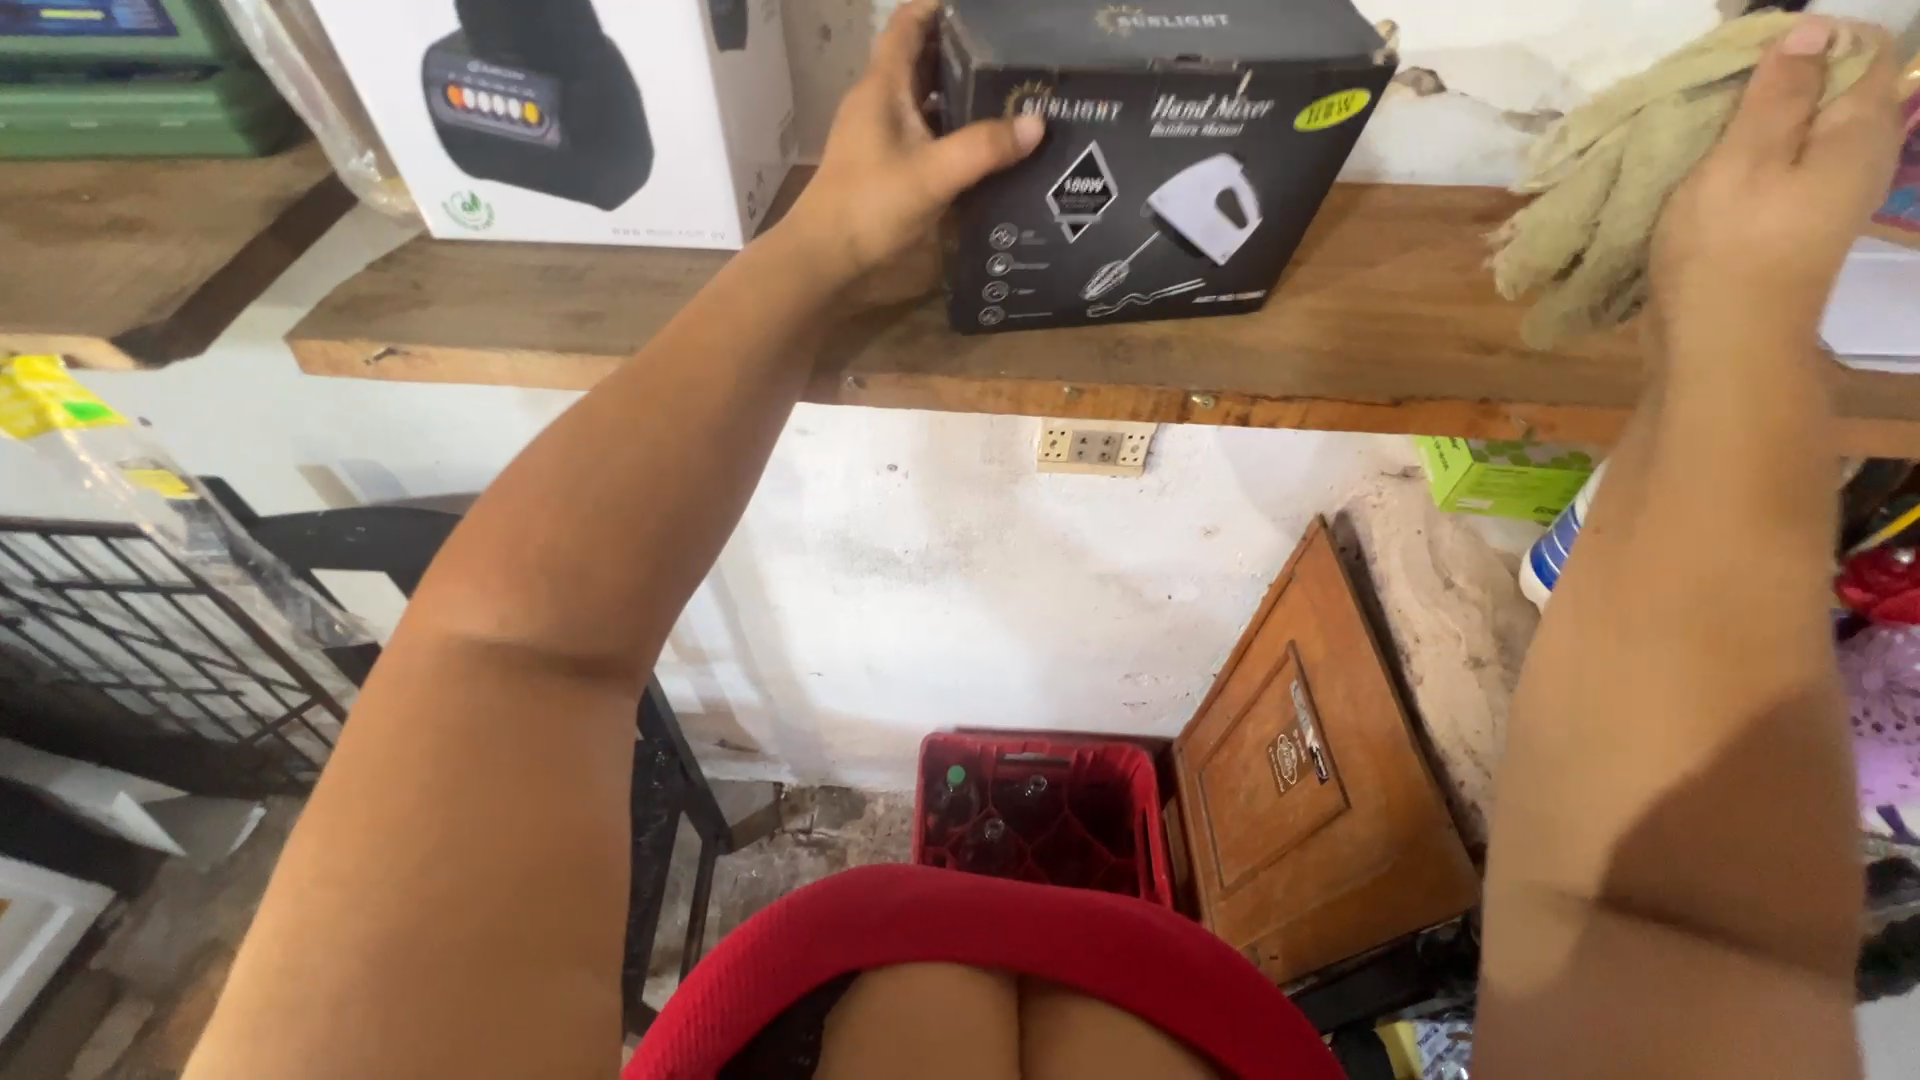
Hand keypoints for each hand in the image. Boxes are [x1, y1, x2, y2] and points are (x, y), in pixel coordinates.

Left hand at [776, 0, 1043, 303]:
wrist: (825, 261)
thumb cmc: (870, 207)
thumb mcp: (933, 174)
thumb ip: (984, 147)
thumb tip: (1037, 123)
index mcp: (883, 88)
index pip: (909, 24)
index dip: (940, 6)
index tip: (982, 10)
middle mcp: (879, 106)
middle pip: (921, 63)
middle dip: (962, 53)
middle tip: (1011, 57)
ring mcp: (880, 141)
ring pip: (924, 104)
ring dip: (959, 99)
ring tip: (1008, 98)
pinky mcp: (884, 172)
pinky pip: (923, 139)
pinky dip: (950, 136)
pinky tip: (982, 150)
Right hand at [1652, 16, 1903, 344]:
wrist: (1721, 343)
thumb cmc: (1726, 250)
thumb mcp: (1740, 162)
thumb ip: (1776, 97)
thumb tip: (1810, 30)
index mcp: (1858, 131)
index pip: (1859, 50)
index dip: (1803, 44)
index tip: (1736, 65)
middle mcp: (1858, 158)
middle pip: (1828, 95)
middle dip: (1771, 89)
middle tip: (1704, 106)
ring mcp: (1825, 199)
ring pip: (1796, 139)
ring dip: (1747, 134)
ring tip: (1692, 145)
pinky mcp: (1789, 230)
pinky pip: (1775, 177)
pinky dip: (1740, 170)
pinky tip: (1699, 186)